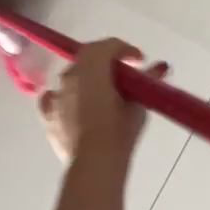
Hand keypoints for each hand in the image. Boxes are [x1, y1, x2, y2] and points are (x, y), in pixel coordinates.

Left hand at [37, 38, 166, 166]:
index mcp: (91, 67)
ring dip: (88, 79)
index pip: (108, 45)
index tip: (140, 62)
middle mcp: (69, 76)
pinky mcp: (47, 117)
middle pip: (88, 58)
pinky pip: (53, 98)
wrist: (94, 164)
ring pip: (72, 77)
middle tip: (124, 76)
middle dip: (107, 62)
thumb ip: (148, 81)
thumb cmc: (119, 130)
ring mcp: (55, 96)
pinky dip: (65, 97)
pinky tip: (74, 105)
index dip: (125, 49)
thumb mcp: (139, 103)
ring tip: (103, 94)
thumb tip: (162, 67)